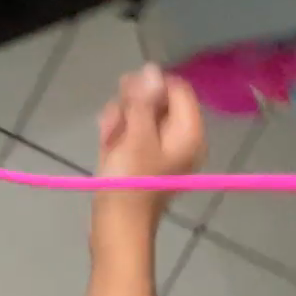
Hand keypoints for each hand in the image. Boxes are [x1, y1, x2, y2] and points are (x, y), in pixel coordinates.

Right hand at [95, 64, 206, 222]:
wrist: (116, 225)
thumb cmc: (129, 182)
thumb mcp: (135, 138)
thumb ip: (143, 103)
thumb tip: (150, 70)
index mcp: (188, 132)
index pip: (177, 91)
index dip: (151, 86)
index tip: (125, 93)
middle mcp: (180, 138)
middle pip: (158, 104)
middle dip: (132, 107)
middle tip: (114, 123)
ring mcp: (160, 151)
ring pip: (140, 120)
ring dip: (121, 122)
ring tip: (107, 139)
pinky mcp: (142, 161)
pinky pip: (133, 137)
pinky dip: (118, 137)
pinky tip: (106, 145)